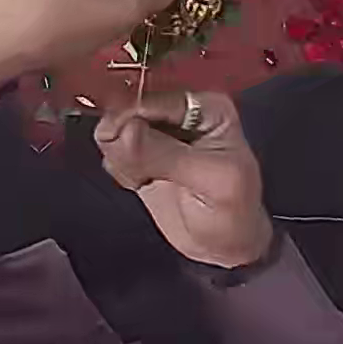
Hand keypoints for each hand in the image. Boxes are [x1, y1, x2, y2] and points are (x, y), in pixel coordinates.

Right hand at [96, 90, 274, 267]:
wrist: (223, 247)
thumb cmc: (231, 212)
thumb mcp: (209, 181)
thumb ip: (164, 154)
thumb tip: (123, 130)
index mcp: (204, 104)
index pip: (152, 96)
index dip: (128, 115)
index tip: (119, 142)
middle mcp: (178, 109)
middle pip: (127, 107)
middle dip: (124, 140)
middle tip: (139, 172)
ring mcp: (157, 128)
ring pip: (115, 127)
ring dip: (121, 157)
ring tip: (145, 180)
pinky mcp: (139, 149)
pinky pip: (111, 147)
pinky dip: (118, 167)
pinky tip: (139, 183)